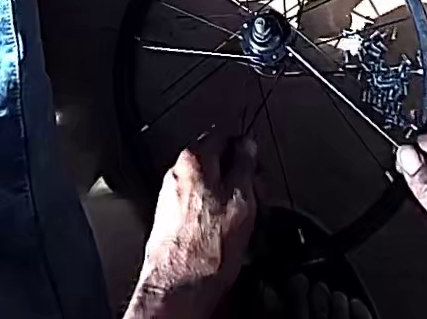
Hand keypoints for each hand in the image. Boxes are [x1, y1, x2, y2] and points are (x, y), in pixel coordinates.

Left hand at [125, 134, 257, 318]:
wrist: (178, 289)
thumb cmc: (206, 250)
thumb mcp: (241, 198)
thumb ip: (245, 164)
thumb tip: (248, 145)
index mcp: (193, 157)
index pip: (225, 136)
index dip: (246, 151)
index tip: (257, 167)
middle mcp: (177, 172)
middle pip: (215, 163)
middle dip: (237, 178)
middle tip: (254, 199)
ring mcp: (170, 197)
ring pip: (207, 187)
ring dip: (226, 198)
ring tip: (241, 221)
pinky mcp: (168, 221)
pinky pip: (197, 208)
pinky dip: (212, 215)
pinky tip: (224, 235)